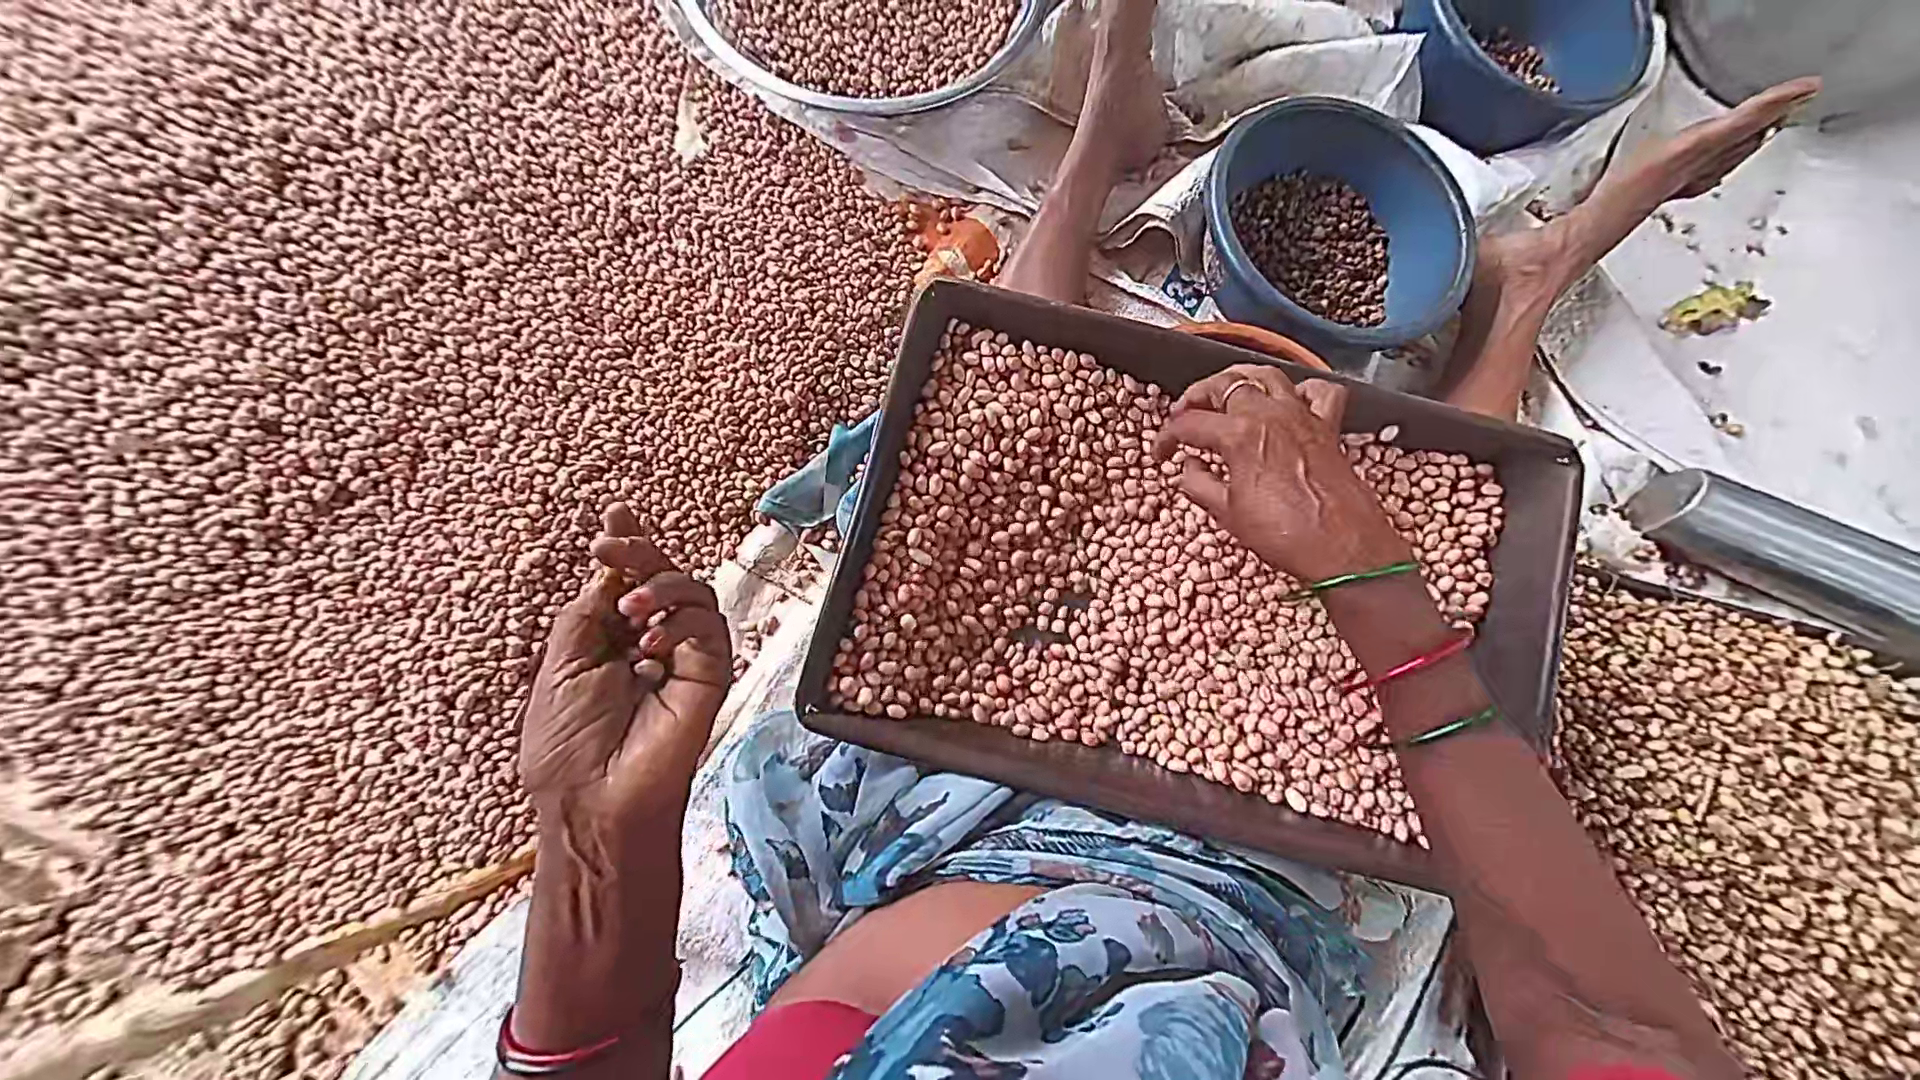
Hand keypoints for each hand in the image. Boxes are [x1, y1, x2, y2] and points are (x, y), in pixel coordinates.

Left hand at [520, 503, 731, 826]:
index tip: (615, 514)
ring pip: (695, 592)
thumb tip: (609, 565)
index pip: (631, 580)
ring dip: (661, 586)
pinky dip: (681, 620)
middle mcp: (656, 637)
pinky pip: (709, 626)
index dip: (628, 546)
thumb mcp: (562, 664)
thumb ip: (588, 611)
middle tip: (610, 546)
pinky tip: (651, 641)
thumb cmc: (568, 740)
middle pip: (664, 576)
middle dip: (640, 554)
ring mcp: (687, 653)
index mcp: (618, 636)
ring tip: (629, 609)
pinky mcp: (712, 670)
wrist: (593, 797)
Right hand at [1151, 363, 1409, 583]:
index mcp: (1240, 436)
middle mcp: (1271, 417)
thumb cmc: (1285, 535)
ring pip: (1267, 375)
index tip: (1161, 452)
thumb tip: (1189, 468)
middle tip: (1183, 414)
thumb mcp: (1226, 512)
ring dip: (1239, 380)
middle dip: (1196, 396)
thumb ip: (1199, 483)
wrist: (1342, 549)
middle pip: (1224, 384)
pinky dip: (1300, 390)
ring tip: (1225, 394)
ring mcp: (1302, 418)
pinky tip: (1287, 402)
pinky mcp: (1327, 429)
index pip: (1189, 424)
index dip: (1167, 437)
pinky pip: (1319, 392)